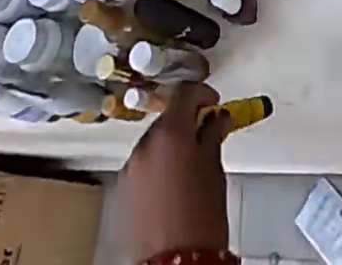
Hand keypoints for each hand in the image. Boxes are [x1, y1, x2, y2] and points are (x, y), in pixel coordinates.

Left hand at [115, 83, 230, 259]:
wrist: (178, 263)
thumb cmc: (201, 218)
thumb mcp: (214, 168)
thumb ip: (212, 134)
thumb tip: (217, 119)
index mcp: (171, 132)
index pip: (185, 93)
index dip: (202, 93)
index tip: (213, 102)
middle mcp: (146, 143)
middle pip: (168, 115)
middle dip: (187, 119)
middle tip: (207, 130)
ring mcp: (132, 165)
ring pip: (154, 139)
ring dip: (171, 141)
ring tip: (191, 160)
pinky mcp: (125, 186)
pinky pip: (143, 161)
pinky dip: (158, 161)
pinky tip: (174, 179)